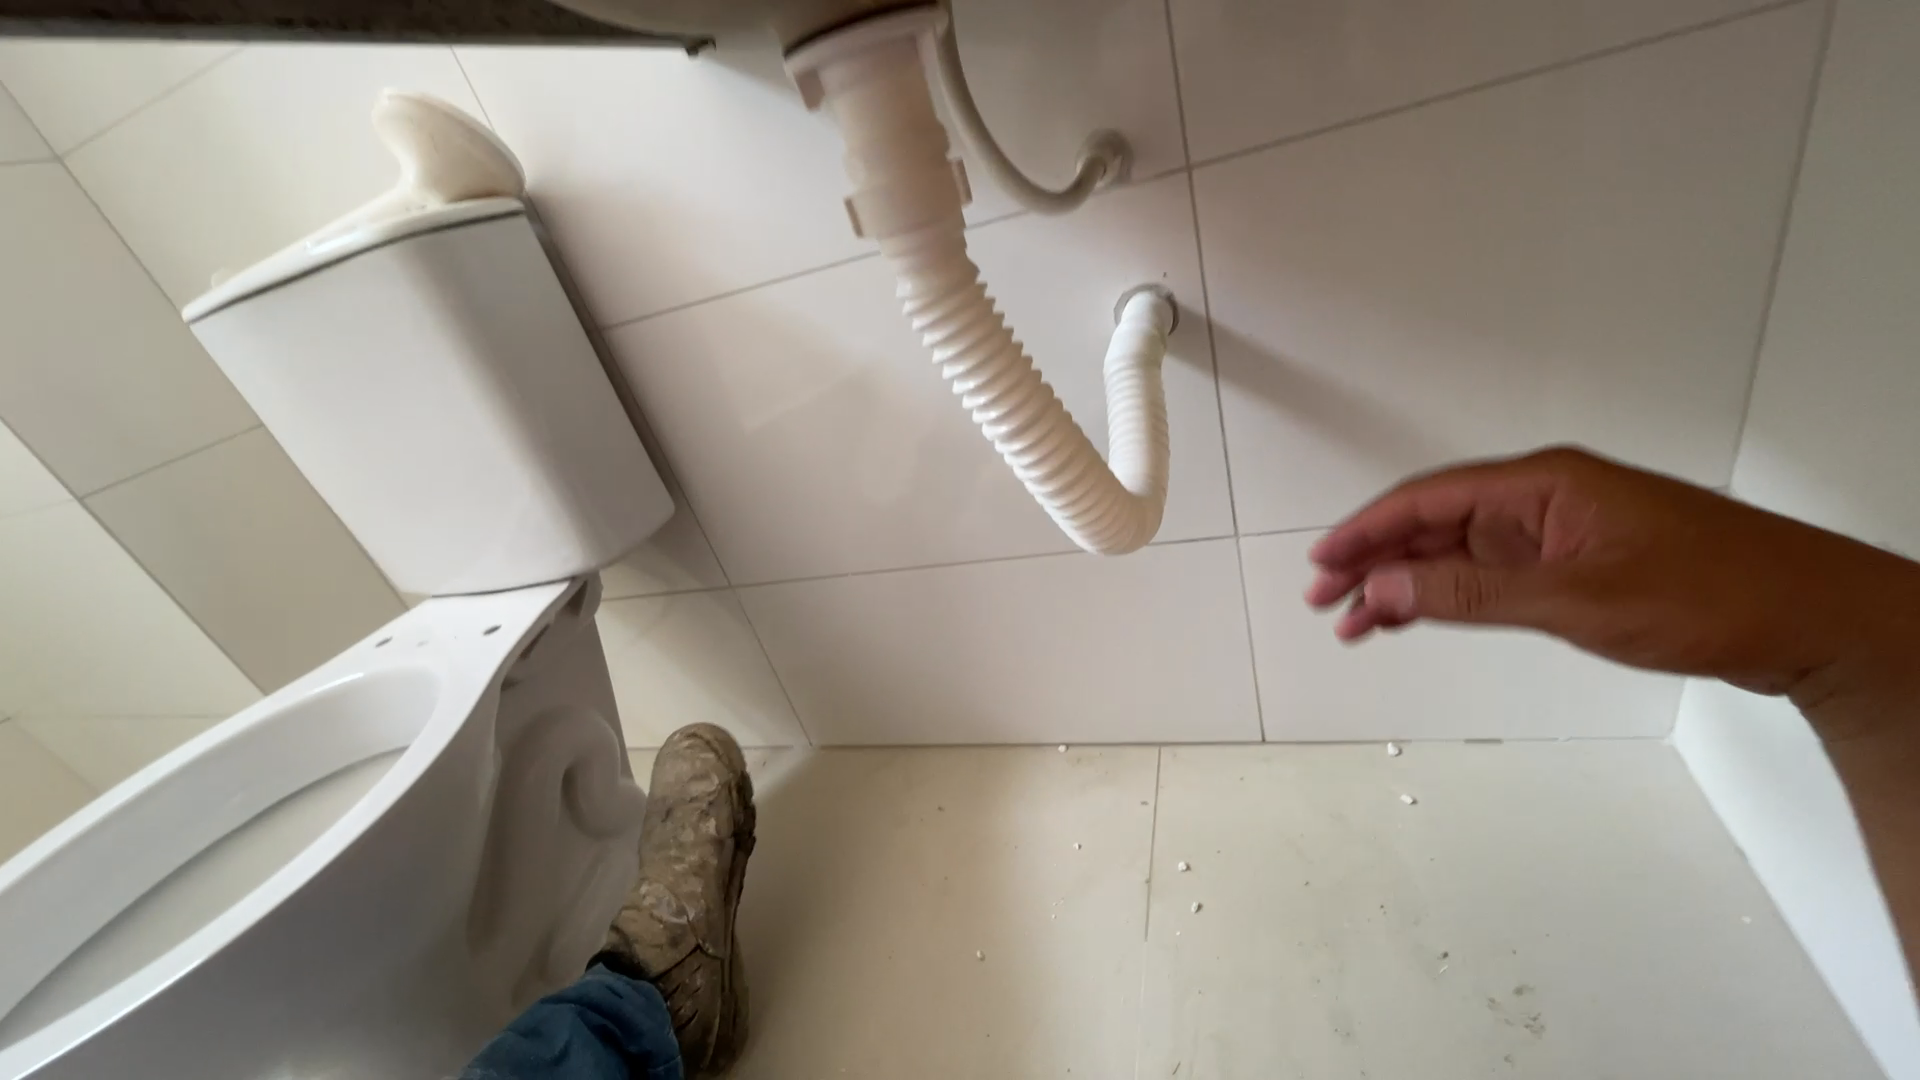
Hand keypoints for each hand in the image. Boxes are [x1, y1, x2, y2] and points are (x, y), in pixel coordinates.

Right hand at [1304, 447, 1919, 717]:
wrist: (1822, 626)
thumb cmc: (1712, 596)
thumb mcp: (1575, 598)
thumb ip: (1468, 592)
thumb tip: (1380, 587)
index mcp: (1540, 484)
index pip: (1427, 500)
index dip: (1366, 529)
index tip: (1321, 561)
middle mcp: (1535, 501)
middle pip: (1429, 525)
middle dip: (1372, 559)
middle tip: (1322, 598)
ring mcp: (1547, 535)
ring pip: (1448, 553)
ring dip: (1399, 584)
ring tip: (1352, 621)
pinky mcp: (1561, 566)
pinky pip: (1479, 577)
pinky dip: (1439, 597)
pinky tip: (1406, 617)